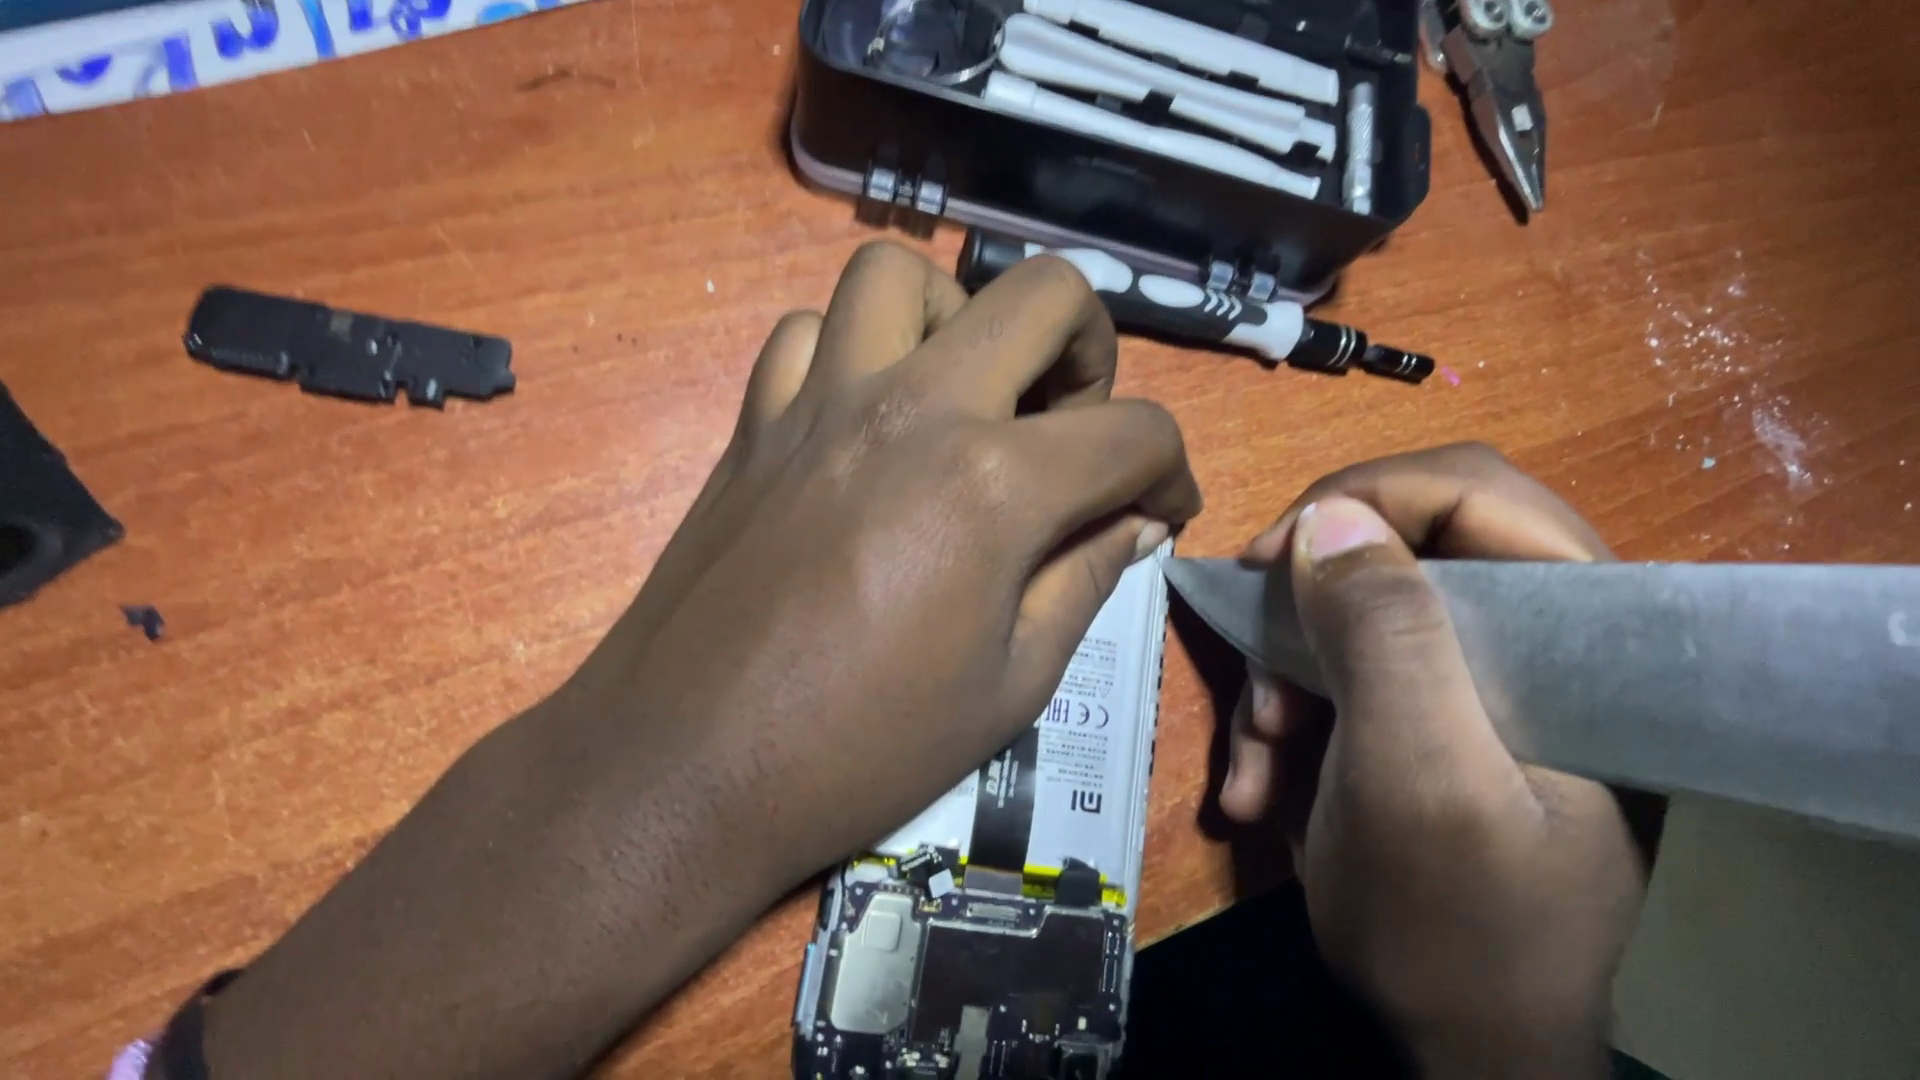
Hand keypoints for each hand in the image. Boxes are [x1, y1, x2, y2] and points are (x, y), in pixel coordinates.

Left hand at [559, 239, 1199, 880]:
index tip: (1163, 510)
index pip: (1133, 431)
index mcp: (994, 481)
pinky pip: (809, 334)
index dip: (1172, 470)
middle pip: (1042, 293)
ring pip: (905, 280)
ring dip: (960, 324)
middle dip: (1091, 351)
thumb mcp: (1012, 685)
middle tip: (1075, 429)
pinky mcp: (755, 420)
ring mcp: (821, 400)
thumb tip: (1134, 521)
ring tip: (967, 402)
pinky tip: (865, 422)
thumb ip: (1085, 580)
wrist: (687, 766)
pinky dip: (854, 354)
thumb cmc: (863, 748)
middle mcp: (914, 406)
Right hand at [1219, 444, 1653, 1078]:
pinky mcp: (1421, 718)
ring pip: (1352, 615)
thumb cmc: (1454, 923)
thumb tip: (1328, 519)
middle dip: (1307, 601)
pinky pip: (1335, 676)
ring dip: (1282, 674)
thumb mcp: (1413, 778)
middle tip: (1250, 639)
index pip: (1479, 497)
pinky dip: (1281, 721)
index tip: (1271, 554)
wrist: (1457, 1047)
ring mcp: (1474, 682)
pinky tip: (1252, 786)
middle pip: (1403, 546)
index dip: (1365, 500)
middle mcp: (1537, 644)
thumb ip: (1386, 638)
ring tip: (1255, 751)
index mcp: (1585, 640)